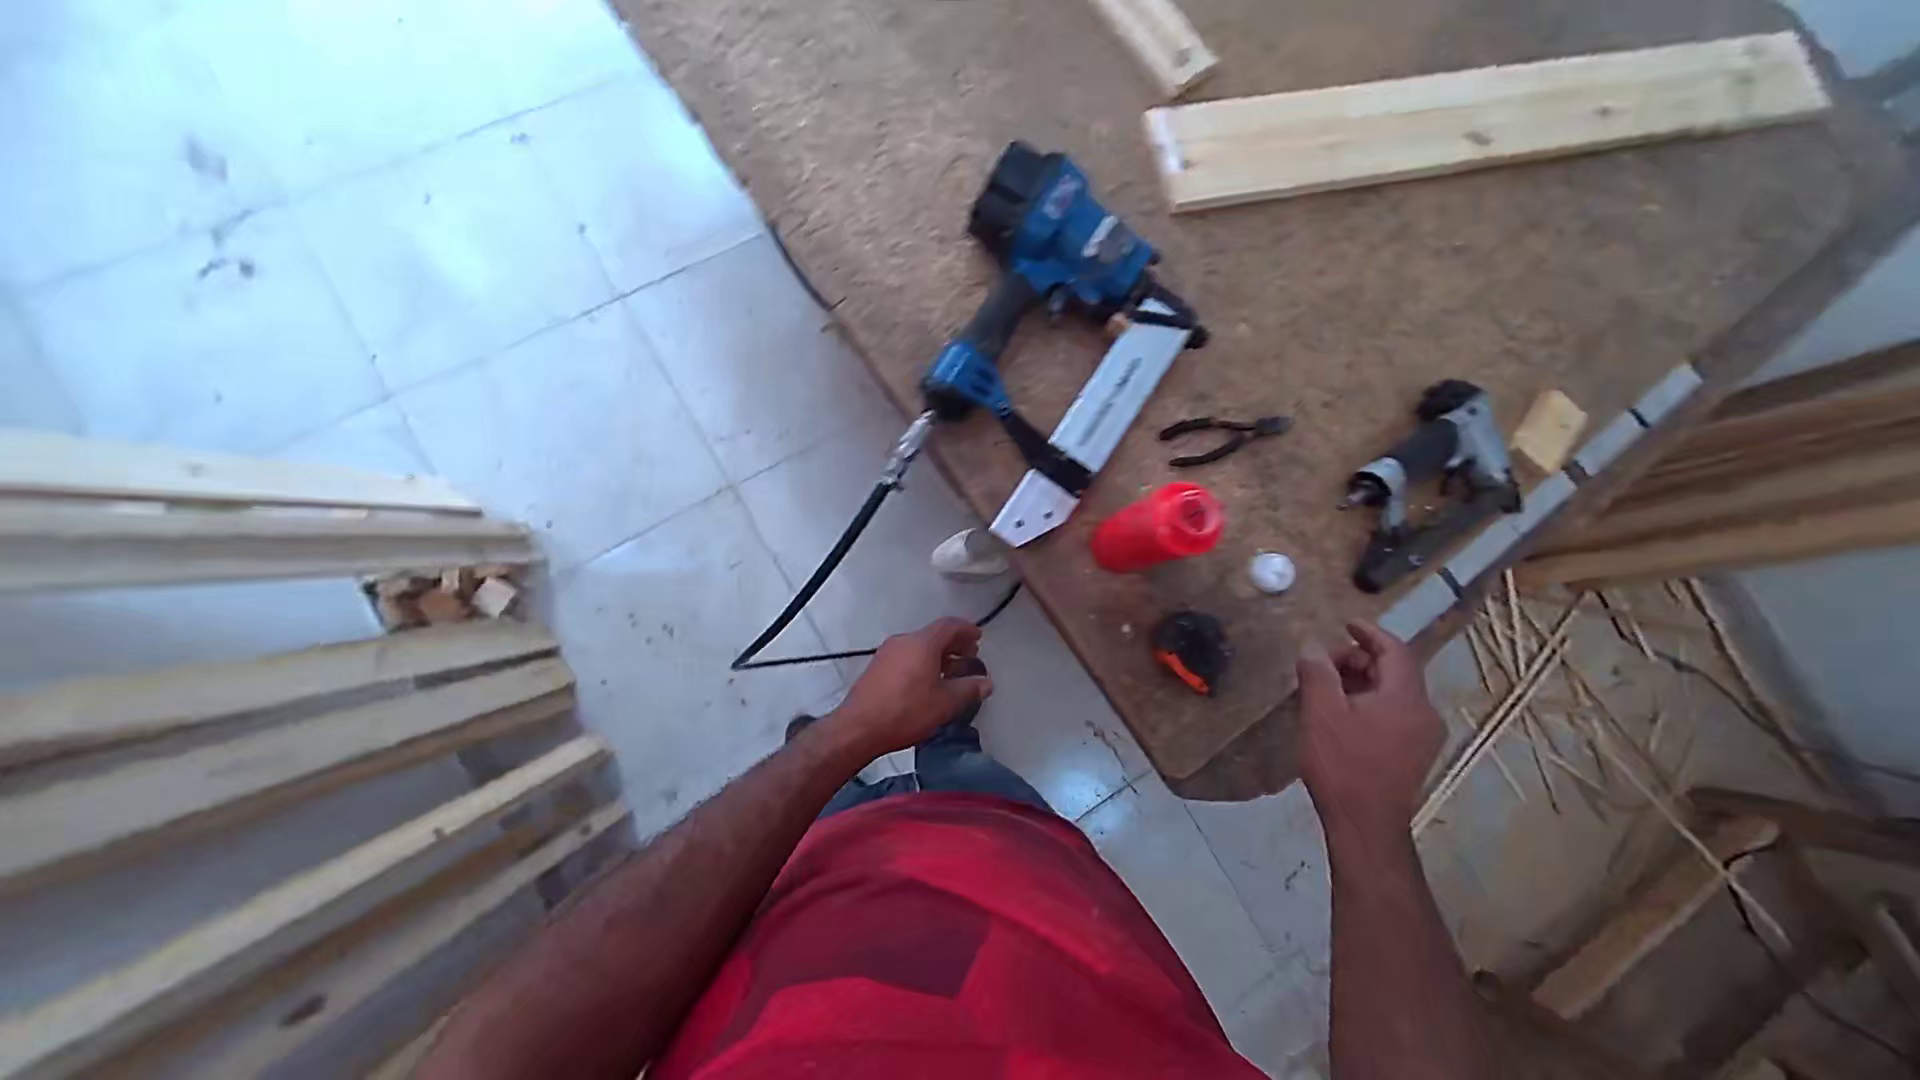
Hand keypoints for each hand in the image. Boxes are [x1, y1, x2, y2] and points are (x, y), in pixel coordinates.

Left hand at [826, 617, 993, 756]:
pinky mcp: (877, 667)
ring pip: (918, 645)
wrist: (858, 728)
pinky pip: (906, 656)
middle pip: (933, 634)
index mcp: (922, 643)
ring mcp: (886, 653)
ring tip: (950, 671)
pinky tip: (926, 681)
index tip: (978, 637)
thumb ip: (968, 689)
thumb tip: (986, 682)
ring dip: (937, 654)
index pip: (949, 626)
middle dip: (953, 643)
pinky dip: (921, 661)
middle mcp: (903, 641)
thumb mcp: (945, 703)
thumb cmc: (906, 712)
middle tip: (969, 655)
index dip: (966, 630)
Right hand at [1297, 620, 1444, 842]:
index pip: (1396, 652)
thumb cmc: (1343, 764)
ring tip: (1325, 687)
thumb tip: (1312, 646)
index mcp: (1406, 699)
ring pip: (1392, 694)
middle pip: (1394, 671)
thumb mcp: (1320, 713)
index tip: (1346, 624)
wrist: (1365, 824)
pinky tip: (1340, 713)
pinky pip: (1393, 713)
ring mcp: (1422, 737)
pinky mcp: (1413, 754)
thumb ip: (1317, 673)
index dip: (1370, 633)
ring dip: (1361, 681)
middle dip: (1358, 659)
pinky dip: (1368, 702)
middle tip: (1322, 663)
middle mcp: (1423, 714)